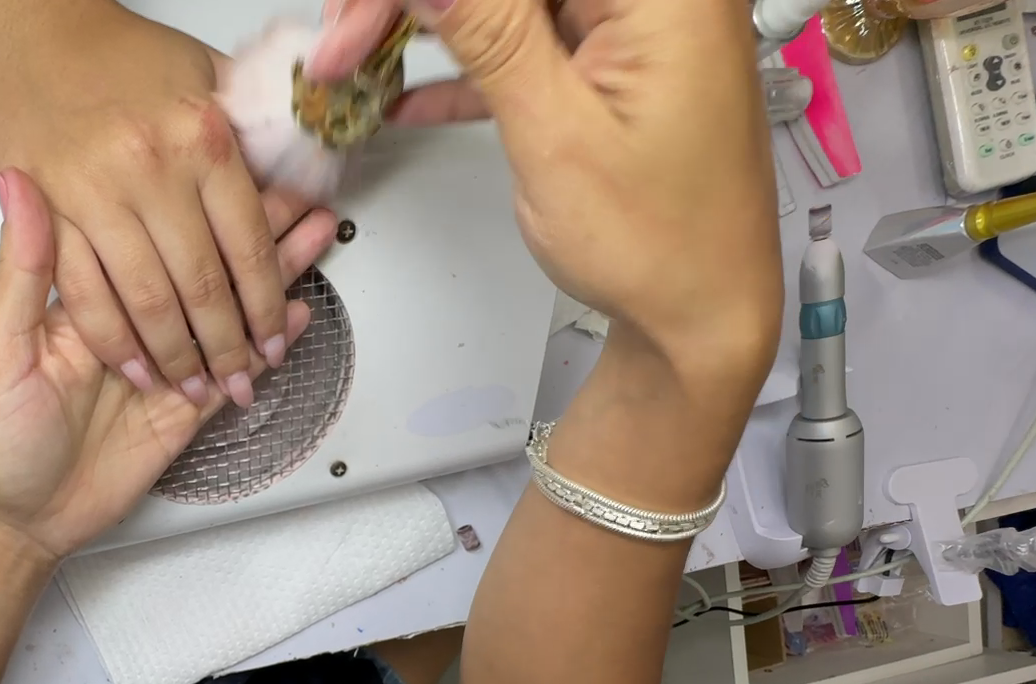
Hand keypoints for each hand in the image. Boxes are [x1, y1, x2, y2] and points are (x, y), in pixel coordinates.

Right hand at [0, 3, 297, 409]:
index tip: (273, 342)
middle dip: (227, 346)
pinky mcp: (49, 218)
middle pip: (204, 284)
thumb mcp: (201, 74)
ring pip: (149, 302)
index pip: (249, 245)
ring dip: (178, 357)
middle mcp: (152, 170)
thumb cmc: (114, 55)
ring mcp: (95, 197)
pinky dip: (116, 342)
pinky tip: (140, 370)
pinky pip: (87, 298)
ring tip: (199, 387)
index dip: (266, 306)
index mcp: (201, 138)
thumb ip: (249, 136)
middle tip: (242, 380)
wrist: (25, 24)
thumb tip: (296, 181)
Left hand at [0, 169, 335, 560]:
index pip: (156, 233)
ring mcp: (168, 365)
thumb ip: (21, 273)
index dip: (199, 199)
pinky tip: (296, 315)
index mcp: (93, 298)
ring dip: (273, 275)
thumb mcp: (0, 351)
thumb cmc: (1, 437)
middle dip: (255, 230)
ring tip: (318, 236)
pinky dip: (267, 344)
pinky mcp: (185, 410)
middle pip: (206, 264)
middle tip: (303, 194)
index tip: (236, 157)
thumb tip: (15, 184)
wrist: (28, 514)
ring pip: (229, 309)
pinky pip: (234, 369)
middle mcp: (137, 322)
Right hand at [313, 0, 781, 382]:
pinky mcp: (599, 68)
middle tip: (343, 41)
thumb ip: (494, 41)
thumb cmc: (653, 237)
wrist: (693, 302)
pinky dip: (460, 70)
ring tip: (357, 61)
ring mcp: (624, 27)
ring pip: (505, 3)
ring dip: (428, 26)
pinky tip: (403, 95)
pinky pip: (519, 46)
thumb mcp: (555, 135)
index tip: (352, 14)